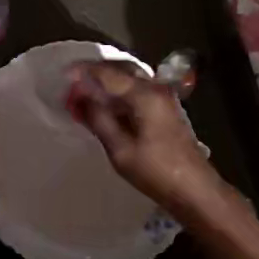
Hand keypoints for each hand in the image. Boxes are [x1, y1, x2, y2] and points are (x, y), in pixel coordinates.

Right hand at [69, 62, 222, 215]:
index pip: (108, 74)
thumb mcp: (120, 150)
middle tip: (72, 80)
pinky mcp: (164, 108)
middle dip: (95, 72)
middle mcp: (155, 88)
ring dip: (107, 80)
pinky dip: (118, 91)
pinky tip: (104, 104)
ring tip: (84, 91)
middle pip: (121, 68)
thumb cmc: (156, 172)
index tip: (62, 74)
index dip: (83, 72)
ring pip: (129, 77)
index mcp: (144, 95)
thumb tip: (80, 97)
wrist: (195, 190)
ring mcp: (163, 97)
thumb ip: (99, 118)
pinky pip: (136, 89)